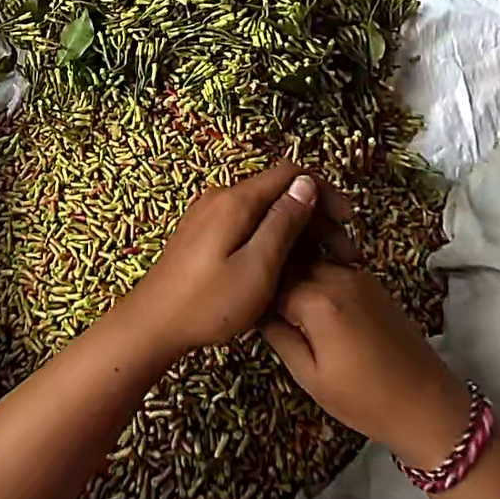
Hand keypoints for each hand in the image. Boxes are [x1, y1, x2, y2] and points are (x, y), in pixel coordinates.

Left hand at [120, 165, 339, 355]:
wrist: (153, 324)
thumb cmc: (207, 303)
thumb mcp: (257, 267)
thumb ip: (283, 223)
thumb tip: (307, 184)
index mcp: (235, 200)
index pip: (290, 174)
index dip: (324, 192)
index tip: (346, 223)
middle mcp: (221, 197)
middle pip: (278, 192)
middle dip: (314, 215)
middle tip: (341, 254)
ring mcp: (209, 213)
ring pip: (264, 209)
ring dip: (295, 229)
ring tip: (319, 264)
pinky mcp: (204, 232)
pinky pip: (247, 223)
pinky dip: (272, 237)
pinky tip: (286, 266)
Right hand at [261, 263, 471, 468]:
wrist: (429, 407)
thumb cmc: (365, 400)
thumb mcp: (310, 376)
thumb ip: (278, 336)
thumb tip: (256, 310)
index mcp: (318, 300)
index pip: (270, 281)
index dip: (256, 294)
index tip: (245, 307)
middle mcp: (337, 277)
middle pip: (291, 264)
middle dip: (275, 279)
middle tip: (265, 306)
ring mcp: (358, 276)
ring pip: (312, 263)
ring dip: (297, 278)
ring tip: (289, 307)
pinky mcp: (372, 282)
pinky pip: (333, 270)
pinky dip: (319, 281)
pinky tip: (316, 309)